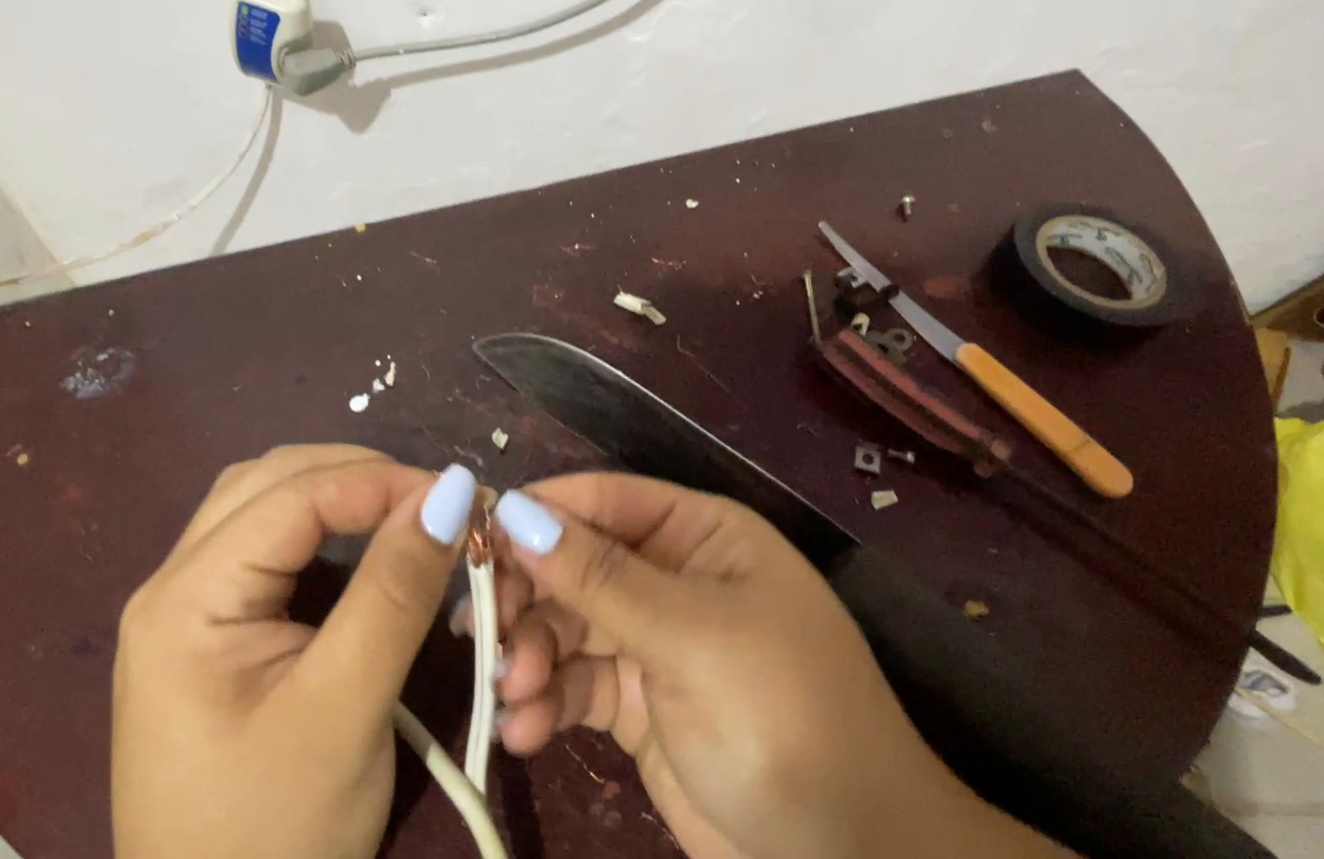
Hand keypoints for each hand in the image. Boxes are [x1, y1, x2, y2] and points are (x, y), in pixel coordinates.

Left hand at [112, 446, 477, 858]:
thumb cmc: (278, 832)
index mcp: (185, 599)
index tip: (464, 496)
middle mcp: (173, 587)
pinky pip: (268, 552)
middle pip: (269, 485)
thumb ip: (395, 592)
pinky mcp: (212, 637)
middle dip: (358, 476)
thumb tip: (448, 492)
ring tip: (407, 516)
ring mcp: (186, 611)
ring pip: (266, 509)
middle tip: (437, 503)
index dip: (382, 479)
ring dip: (339, 497)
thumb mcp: (347, 709)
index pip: (292, 495)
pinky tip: (362, 550)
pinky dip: (323, 534)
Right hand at [477, 474, 1070, 858]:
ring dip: (529, 657)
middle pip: (574, 565)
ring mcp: (652, 643)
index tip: (474, 542)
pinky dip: (544, 703)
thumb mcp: (694, 639)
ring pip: (565, 627)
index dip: (539, 515)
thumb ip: (601, 578)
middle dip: (528, 599)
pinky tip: (524, 731)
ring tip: (514, 695)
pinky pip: (574, 684)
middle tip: (486, 635)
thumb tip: (515, 511)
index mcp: (700, 536)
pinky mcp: (636, 705)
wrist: (849, 856)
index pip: (604, 501)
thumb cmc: (785, 718)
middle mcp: (671, 577)